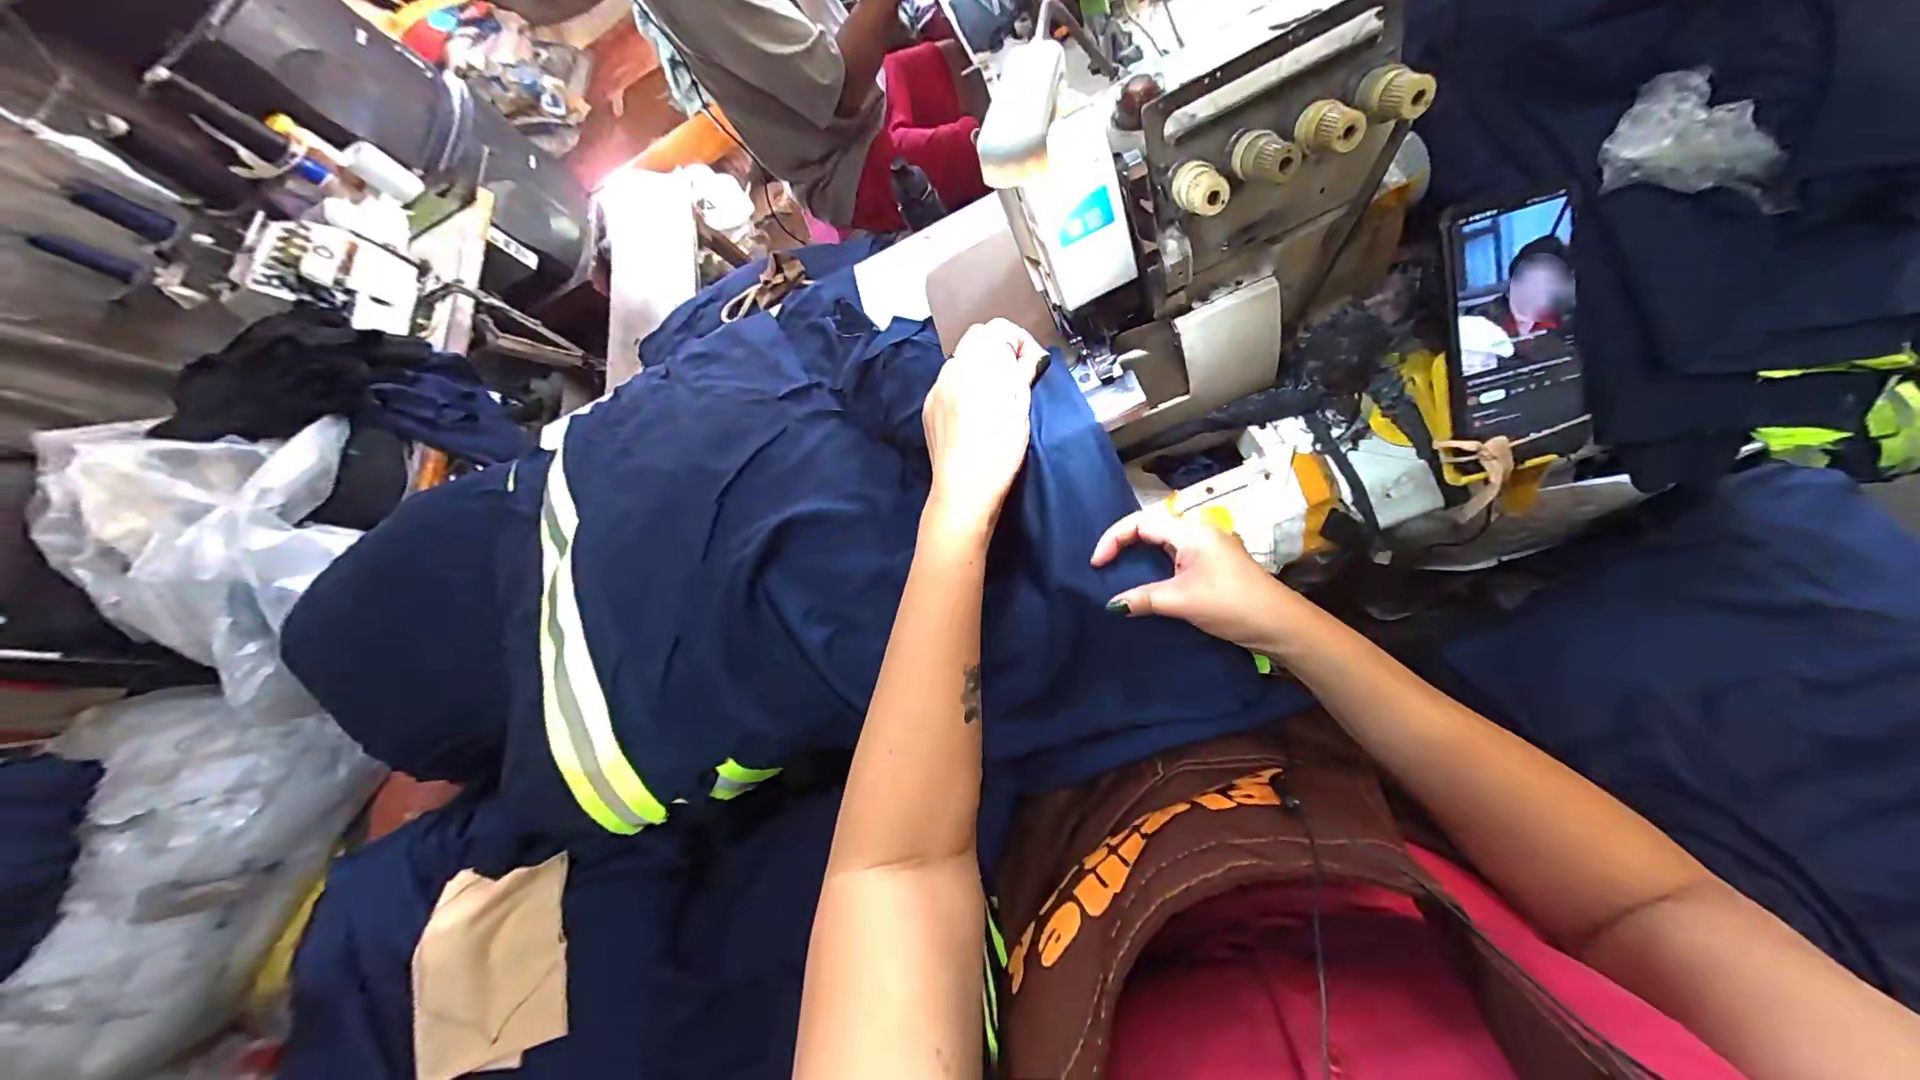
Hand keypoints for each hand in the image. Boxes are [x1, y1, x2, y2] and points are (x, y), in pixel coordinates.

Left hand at [922, 319, 1045, 533]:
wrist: (965, 489)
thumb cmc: (997, 450)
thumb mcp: (1020, 404)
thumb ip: (1023, 370)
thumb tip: (1029, 357)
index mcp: (976, 363)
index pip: (1000, 329)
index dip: (1022, 343)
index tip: (1033, 364)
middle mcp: (951, 370)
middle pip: (978, 340)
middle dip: (1000, 351)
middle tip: (1019, 376)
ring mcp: (937, 390)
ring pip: (963, 364)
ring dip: (982, 371)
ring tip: (999, 398)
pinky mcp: (930, 410)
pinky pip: (949, 386)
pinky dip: (966, 390)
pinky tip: (978, 414)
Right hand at [1090, 508, 1314, 652]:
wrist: (1281, 625)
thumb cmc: (1231, 605)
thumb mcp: (1181, 601)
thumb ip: (1143, 599)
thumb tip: (1112, 605)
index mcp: (1191, 531)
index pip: (1141, 523)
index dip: (1113, 539)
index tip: (1097, 563)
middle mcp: (1199, 532)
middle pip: (1151, 526)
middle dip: (1124, 542)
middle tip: (1104, 564)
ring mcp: (1209, 547)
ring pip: (1164, 541)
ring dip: (1140, 553)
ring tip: (1119, 570)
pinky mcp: (1215, 563)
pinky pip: (1176, 555)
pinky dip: (1156, 564)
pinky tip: (1147, 581)